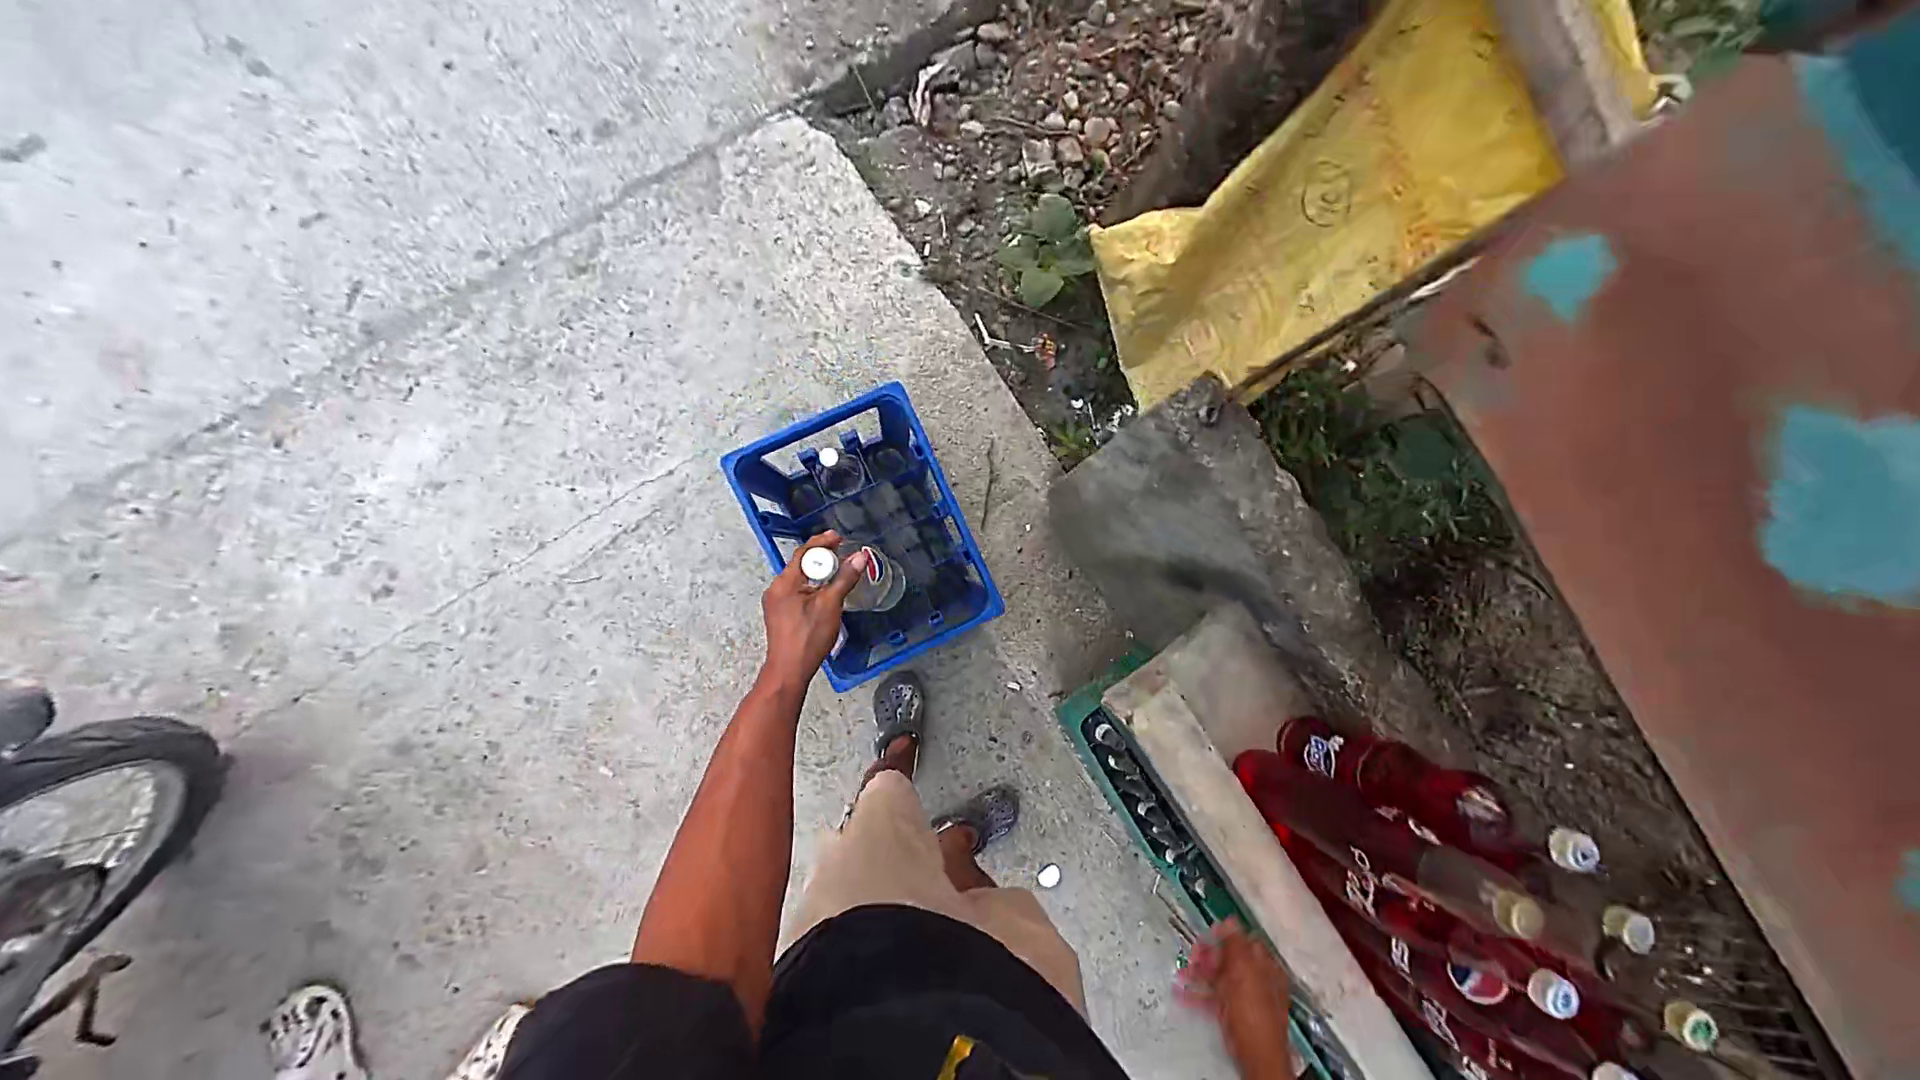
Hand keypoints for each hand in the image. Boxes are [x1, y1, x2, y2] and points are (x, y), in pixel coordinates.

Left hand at [759, 531, 869, 689]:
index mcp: (785, 583)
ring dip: (817, 571)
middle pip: (800, 564)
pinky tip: (825, 591)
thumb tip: (859, 557)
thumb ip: (844, 578)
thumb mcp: (830, 604)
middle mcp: (776, 589)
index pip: (804, 553)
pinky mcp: (780, 614)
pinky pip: (797, 591)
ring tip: (836, 569)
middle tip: (840, 550)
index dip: (822, 542)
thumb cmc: (807, 639)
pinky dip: (812, 585)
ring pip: (799, 578)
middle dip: (821, 555)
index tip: (838, 537)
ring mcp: (776, 603)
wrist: (789, 670)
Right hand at [1175, 918, 1294, 1079]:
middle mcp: (1256, 980)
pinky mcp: (1231, 1012)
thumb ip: (1235, 944)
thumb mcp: (1243, 971)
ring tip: (1184, 971)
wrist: (1256, 1055)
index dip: (1224, 934)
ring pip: (1217, 976)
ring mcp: (1244, 997)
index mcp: (1264, 967)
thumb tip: (1230, 921)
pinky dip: (1197, 992)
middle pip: (1228, 958)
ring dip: (1198, 972)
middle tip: (1194, 953)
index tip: (1209, 931)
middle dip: (1207, 954)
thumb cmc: (1257, 1016)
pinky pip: (1212, 995)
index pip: (1244, 940)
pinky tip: (1183, 991)